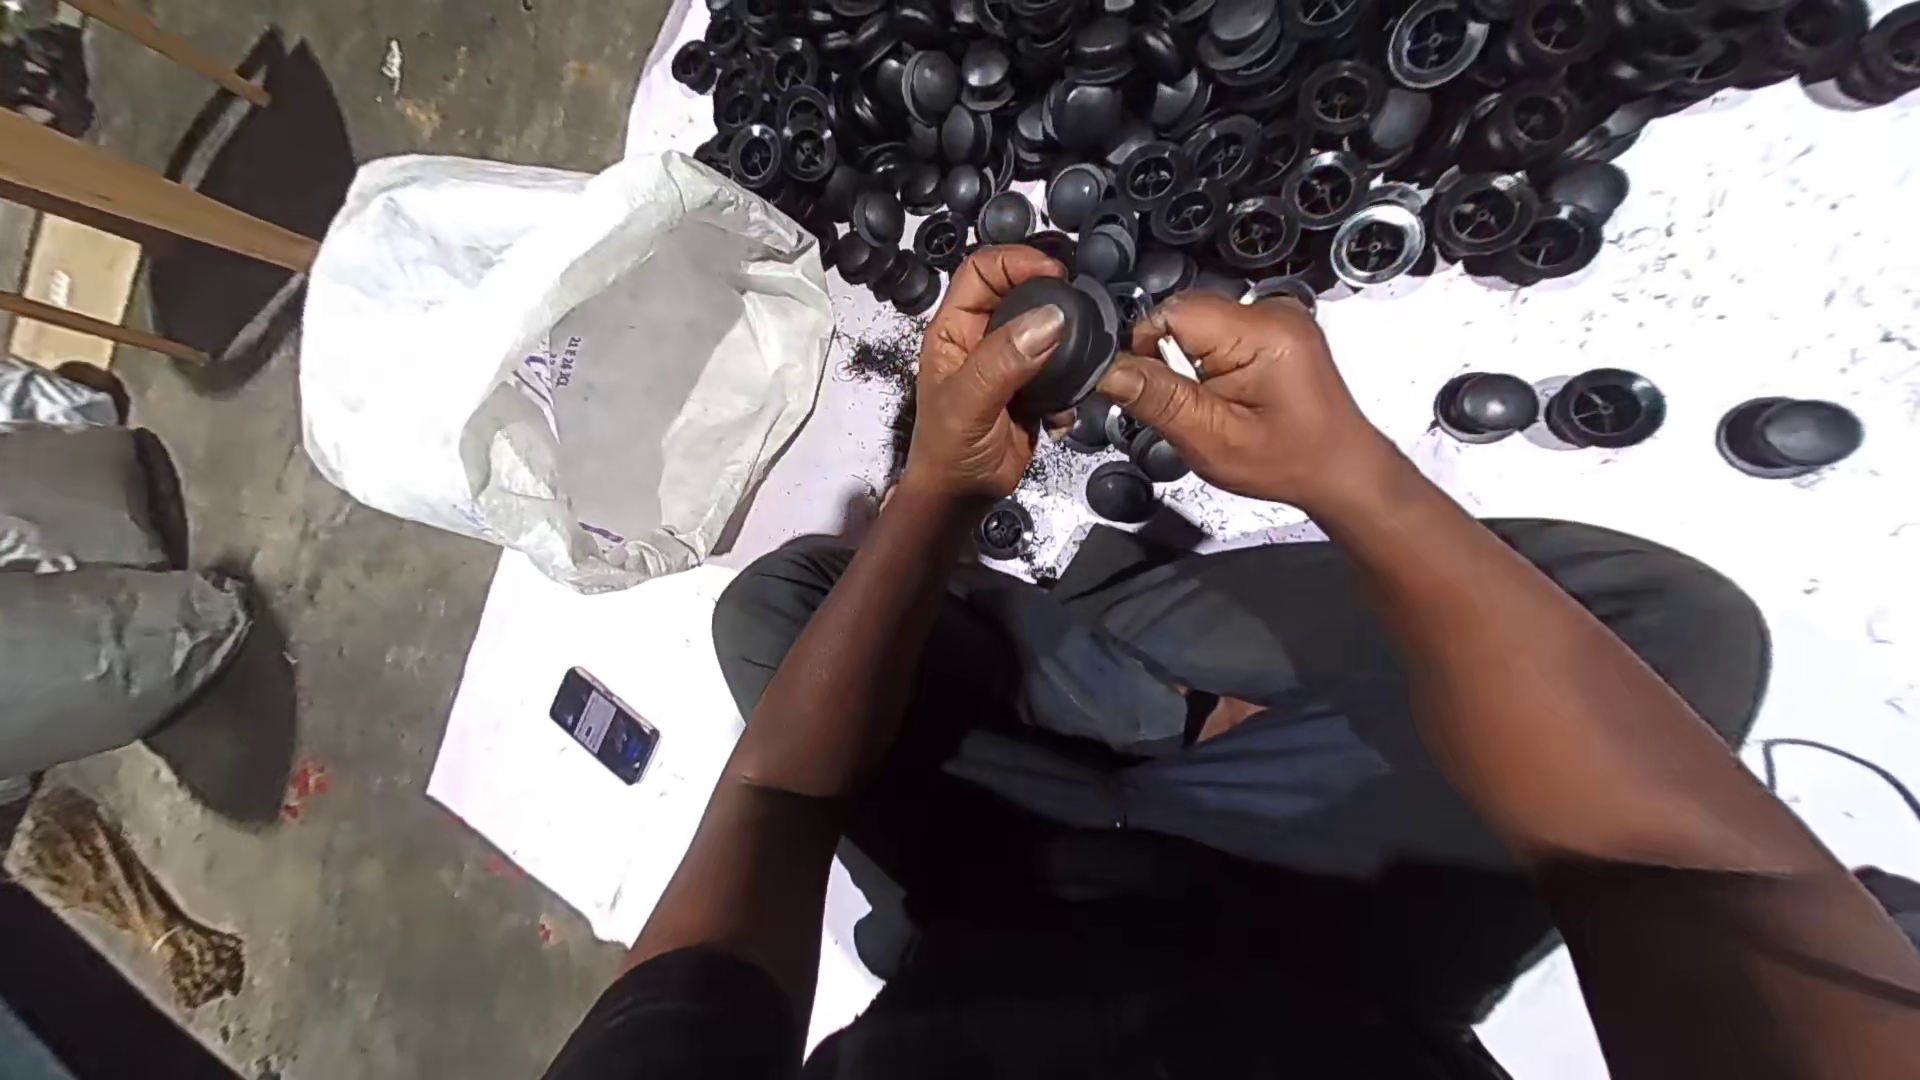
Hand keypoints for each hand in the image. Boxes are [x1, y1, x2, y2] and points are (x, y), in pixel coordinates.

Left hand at [902, 246, 1066, 501]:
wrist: (964, 495)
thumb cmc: (948, 452)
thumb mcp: (968, 403)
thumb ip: (1003, 362)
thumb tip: (1048, 320)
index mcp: (954, 331)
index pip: (982, 271)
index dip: (1016, 262)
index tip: (1053, 274)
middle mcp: (981, 340)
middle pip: (1021, 295)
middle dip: (1051, 301)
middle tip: (1077, 316)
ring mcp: (1009, 364)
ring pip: (1046, 332)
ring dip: (1066, 350)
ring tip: (1073, 369)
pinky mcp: (1032, 389)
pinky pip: (1061, 372)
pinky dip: (1069, 389)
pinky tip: (1058, 412)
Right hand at [1095, 290, 1399, 511]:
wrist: (1335, 469)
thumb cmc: (1288, 460)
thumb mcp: (1211, 439)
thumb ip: (1158, 399)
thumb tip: (1110, 371)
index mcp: (1261, 333)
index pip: (1171, 312)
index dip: (1143, 348)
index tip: (1143, 388)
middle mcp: (1270, 313)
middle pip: (1180, 316)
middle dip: (1164, 361)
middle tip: (1184, 406)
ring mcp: (1272, 318)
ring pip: (1193, 327)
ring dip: (1183, 366)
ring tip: (1207, 404)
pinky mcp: (1269, 330)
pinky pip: (1213, 336)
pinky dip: (1202, 366)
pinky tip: (1220, 395)